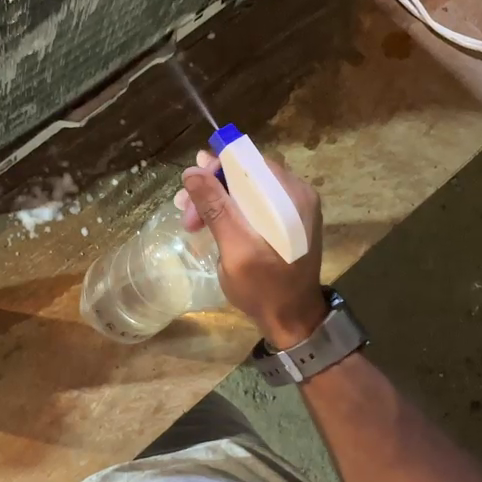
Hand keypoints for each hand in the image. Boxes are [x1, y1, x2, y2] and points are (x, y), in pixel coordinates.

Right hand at [178, 151, 325, 347]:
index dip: (215, 167)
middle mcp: (296, 194)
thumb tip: (192, 171)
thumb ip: (216, 208)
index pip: (248, 160)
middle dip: (211, 187)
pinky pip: (253, 203)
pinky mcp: (286, 221)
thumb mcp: (235, 248)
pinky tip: (211, 225)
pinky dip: (230, 210)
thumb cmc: (264, 288)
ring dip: (215, 199)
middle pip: (245, 173)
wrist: (293, 321)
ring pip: (245, 188)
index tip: (190, 188)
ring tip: (191, 221)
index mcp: (290, 196)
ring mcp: (293, 208)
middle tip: (186, 212)